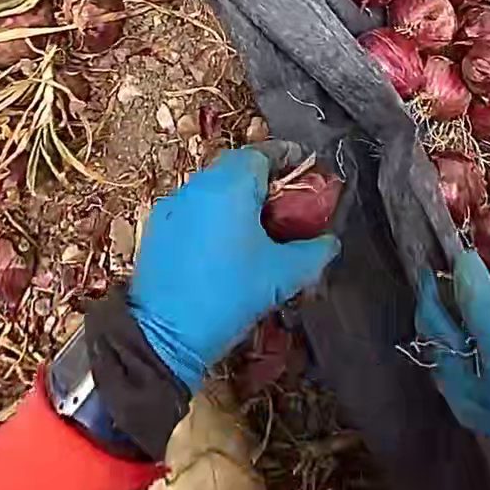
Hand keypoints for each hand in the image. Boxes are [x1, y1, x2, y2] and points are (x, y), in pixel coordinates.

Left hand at [127, 147, 339, 390]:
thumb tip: (330, 242)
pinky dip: (216, 213)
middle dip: (266, 179)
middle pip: (239, 166)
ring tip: (260, 226)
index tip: (306, 172)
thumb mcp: (283, 275)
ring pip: (216, 186)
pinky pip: (197, 206)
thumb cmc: (228, 294)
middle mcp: (200, 185)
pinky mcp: (159, 226)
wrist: (162, 336)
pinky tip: (227, 244)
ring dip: (240, 196)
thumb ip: (315, 252)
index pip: (264, 152)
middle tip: (288, 203)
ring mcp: (175, 204)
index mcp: (231, 186)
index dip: (289, 158)